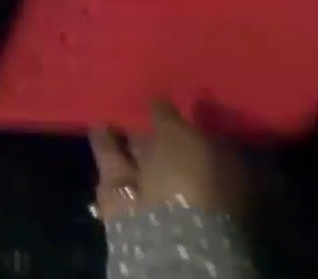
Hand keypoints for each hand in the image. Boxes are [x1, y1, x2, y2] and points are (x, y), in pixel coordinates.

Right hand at [89, 100, 249, 222]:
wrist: (159, 222)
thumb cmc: (191, 179)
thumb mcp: (186, 139)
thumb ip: (170, 117)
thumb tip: (158, 98)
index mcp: (224, 170)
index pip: (211, 139)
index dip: (194, 119)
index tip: (177, 95)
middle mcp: (194, 178)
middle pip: (175, 146)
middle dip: (159, 125)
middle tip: (141, 95)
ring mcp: (157, 183)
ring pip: (141, 150)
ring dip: (129, 130)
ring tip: (111, 101)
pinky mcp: (122, 184)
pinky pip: (111, 154)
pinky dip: (102, 137)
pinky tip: (93, 118)